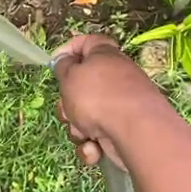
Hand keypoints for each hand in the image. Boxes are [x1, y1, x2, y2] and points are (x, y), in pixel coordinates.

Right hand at [50, 34, 174, 168]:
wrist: (136, 133)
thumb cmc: (98, 97)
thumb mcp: (70, 76)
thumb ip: (63, 66)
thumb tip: (65, 59)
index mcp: (104, 57)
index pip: (88, 43)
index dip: (69, 48)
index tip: (54, 62)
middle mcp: (115, 79)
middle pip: (81, 86)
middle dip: (67, 102)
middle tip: (67, 107)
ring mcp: (120, 106)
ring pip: (84, 115)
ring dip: (76, 128)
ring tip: (83, 133)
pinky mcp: (122, 130)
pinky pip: (96, 136)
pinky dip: (91, 145)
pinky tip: (94, 148)